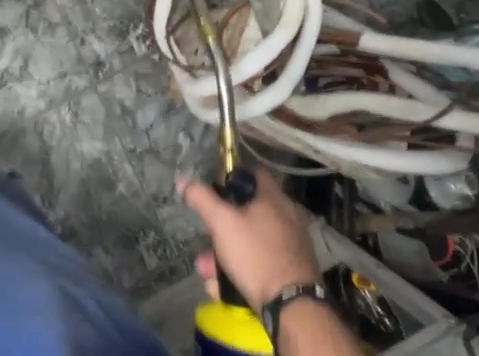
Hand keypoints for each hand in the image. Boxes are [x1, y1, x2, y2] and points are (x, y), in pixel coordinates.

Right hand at [177, 167, 318, 307]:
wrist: (293, 307)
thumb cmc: (256, 254)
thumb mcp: (221, 222)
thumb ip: (202, 198)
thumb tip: (184, 180)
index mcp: (275, 199)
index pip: (256, 173)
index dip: (234, 175)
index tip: (216, 185)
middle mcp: (288, 218)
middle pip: (249, 212)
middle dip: (222, 225)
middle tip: (207, 234)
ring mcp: (293, 246)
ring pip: (252, 241)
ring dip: (227, 252)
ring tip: (207, 270)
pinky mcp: (293, 271)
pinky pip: (262, 262)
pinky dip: (243, 269)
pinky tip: (223, 286)